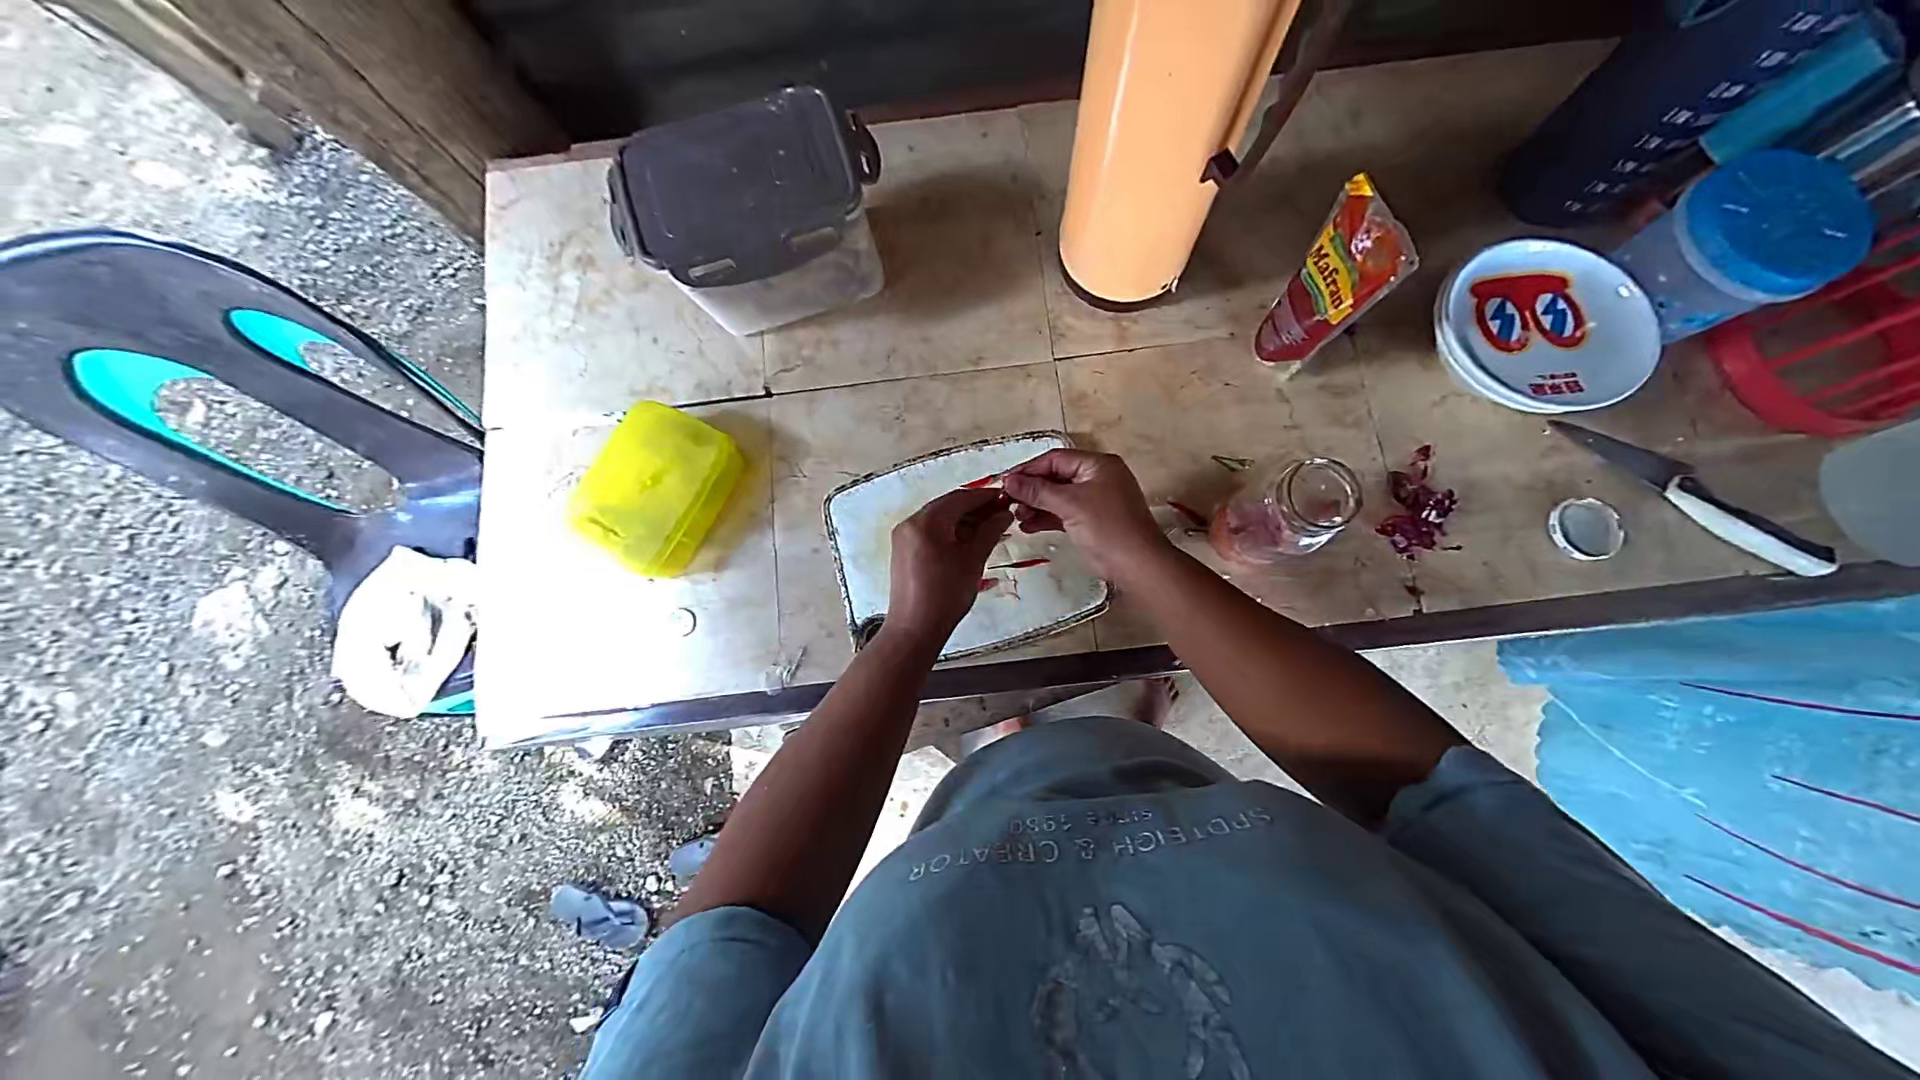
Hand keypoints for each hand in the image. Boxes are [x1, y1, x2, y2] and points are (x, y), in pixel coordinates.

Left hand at [884, 487, 1014, 644]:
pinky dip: (950, 532)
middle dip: (975, 508)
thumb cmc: (945, 596)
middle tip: (1001, 513)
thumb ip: (989, 532)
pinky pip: (930, 532)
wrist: (915, 629)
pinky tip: (970, 540)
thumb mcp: (973, 560)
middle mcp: (911, 523)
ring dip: (964, 520)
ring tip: (990, 528)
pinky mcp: (904, 550)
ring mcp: (904, 537)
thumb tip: (1004, 514)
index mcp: (926, 522)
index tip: (1005, 497)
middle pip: (948, 506)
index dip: (985, 497)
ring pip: (939, 519)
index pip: (960, 498)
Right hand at [1002, 449, 1167, 580]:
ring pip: (1057, 497)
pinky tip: (1027, 526)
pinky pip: (1062, 513)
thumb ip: (1037, 490)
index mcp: (1097, 465)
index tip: (1005, 481)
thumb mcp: (1069, 504)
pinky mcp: (1090, 521)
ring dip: (1035, 505)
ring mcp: (1094, 500)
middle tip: (1008, 501)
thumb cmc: (1107, 527)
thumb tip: (1009, 481)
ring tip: (1016, 516)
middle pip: (1055, 477)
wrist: (1136, 564)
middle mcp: (1096, 478)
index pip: (1055, 459)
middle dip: (1031, 489)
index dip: (1029, 469)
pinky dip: (1046, 518)